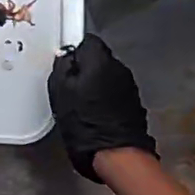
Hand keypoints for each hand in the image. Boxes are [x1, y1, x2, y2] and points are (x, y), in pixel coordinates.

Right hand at [48, 34, 154, 181]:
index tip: (65, 66)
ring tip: (82, 103)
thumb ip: (62, 67)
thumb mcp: (60, 92)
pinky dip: (105, 97)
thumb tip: (66, 56)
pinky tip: (95, 113)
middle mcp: (120, 68)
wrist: (115, 154)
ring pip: (107, 75)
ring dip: (96, 83)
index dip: (74, 51)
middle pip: (99, 58)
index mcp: (100, 61)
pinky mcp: (134, 103)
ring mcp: (130, 86)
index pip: (88, 41)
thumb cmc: (83, 122)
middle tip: (69, 86)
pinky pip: (115, 91)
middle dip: (85, 68)